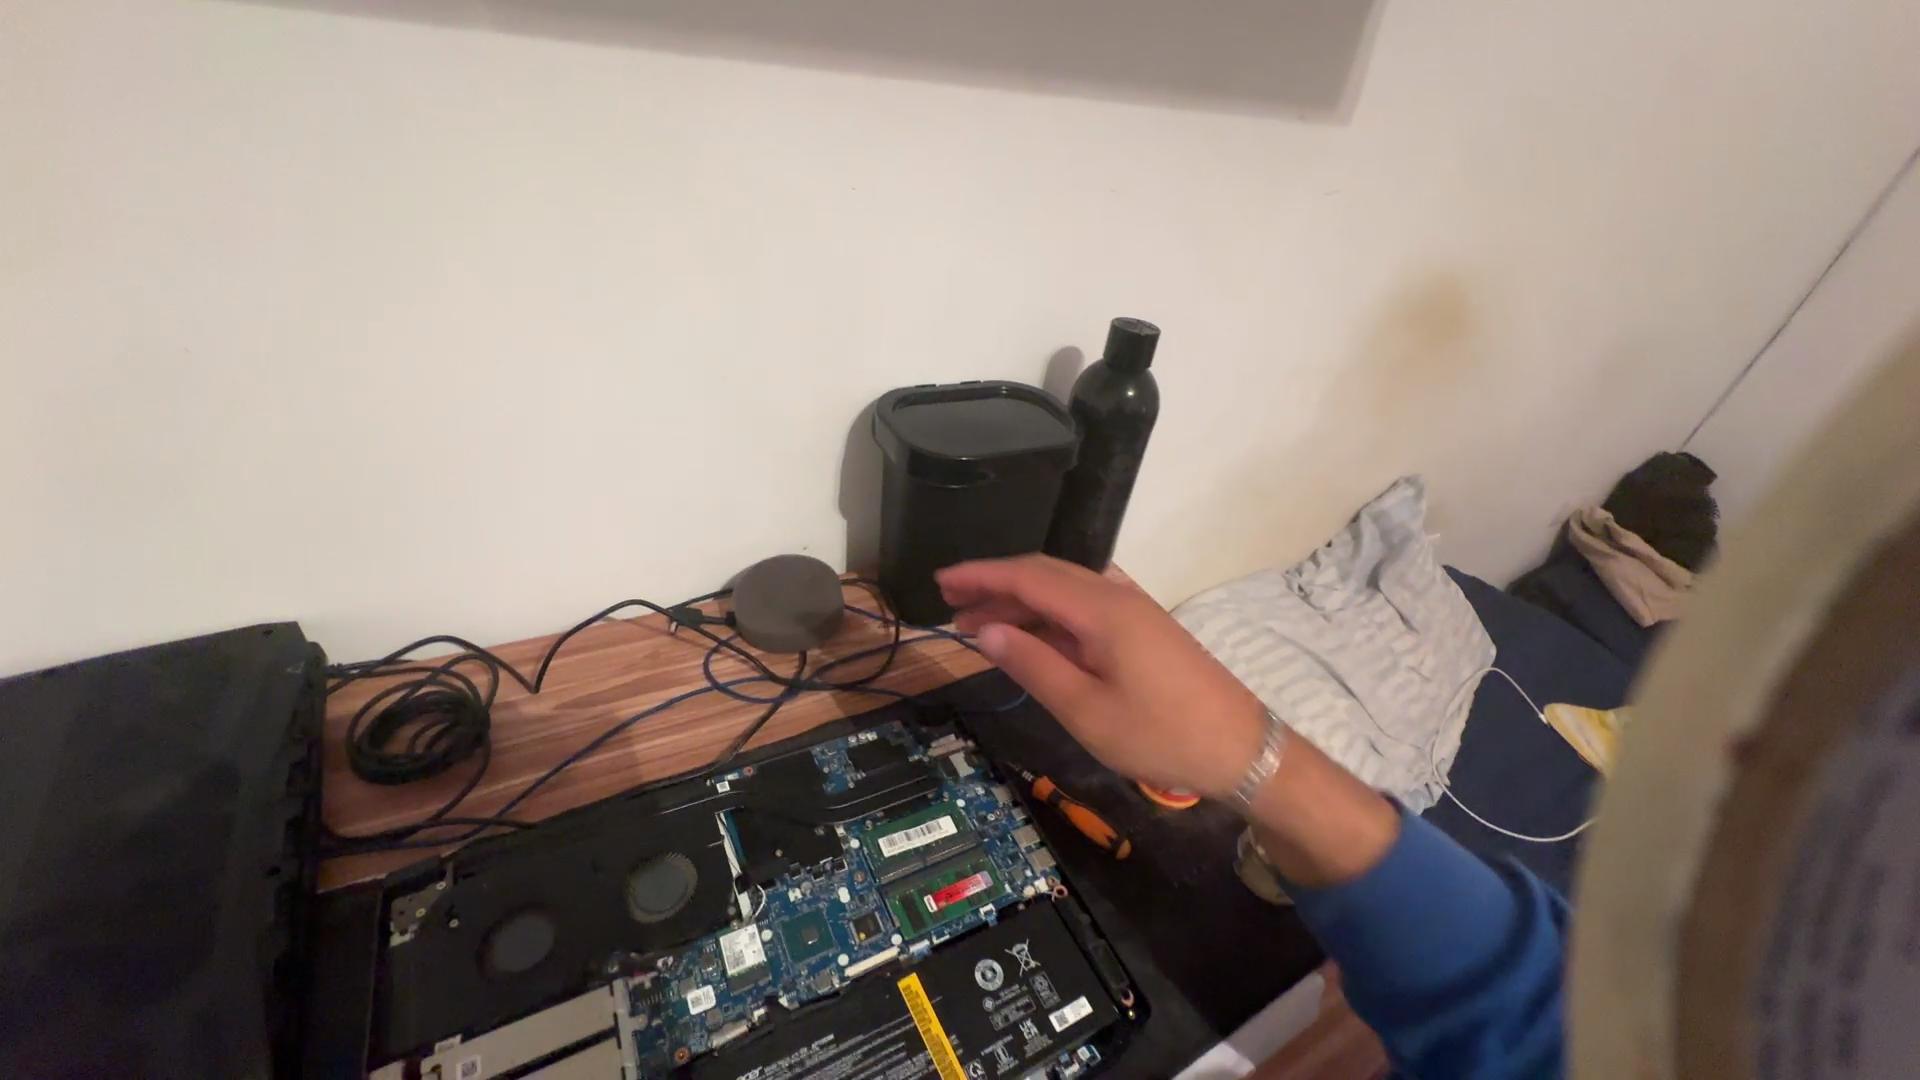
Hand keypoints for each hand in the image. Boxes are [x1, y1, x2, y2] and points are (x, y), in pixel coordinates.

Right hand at [936, 555, 1268, 796]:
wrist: (1242, 749)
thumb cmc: (1160, 734)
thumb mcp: (1085, 710)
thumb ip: (1032, 665)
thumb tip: (984, 631)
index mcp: (1101, 608)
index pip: (1027, 576)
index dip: (980, 576)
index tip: (940, 581)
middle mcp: (1116, 595)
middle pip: (1044, 575)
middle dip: (994, 585)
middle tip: (950, 603)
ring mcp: (1133, 610)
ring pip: (1063, 592)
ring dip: (1020, 604)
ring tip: (978, 626)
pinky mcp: (1142, 629)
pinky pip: (1083, 609)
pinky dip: (1048, 619)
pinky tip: (1031, 639)